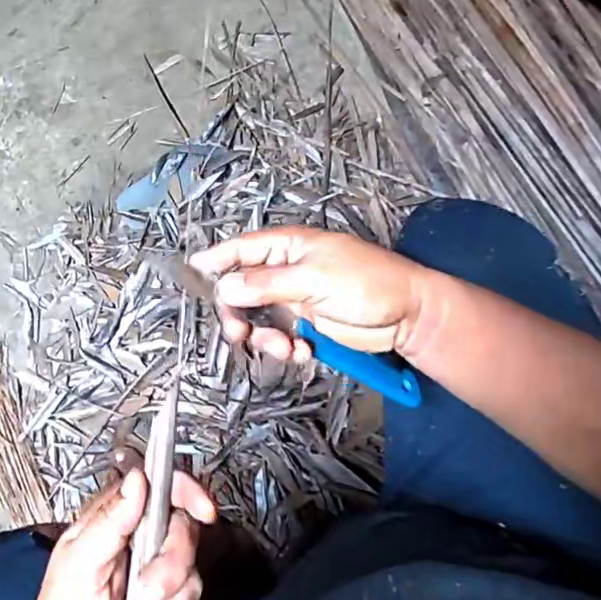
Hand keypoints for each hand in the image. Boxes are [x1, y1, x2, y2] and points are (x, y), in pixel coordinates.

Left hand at [6, 468, 215, 599]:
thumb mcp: (78, 564)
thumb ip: (109, 520)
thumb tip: (136, 481)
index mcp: (121, 521)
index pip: (164, 490)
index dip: (189, 493)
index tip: (203, 510)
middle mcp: (144, 544)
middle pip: (186, 537)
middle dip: (168, 574)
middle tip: (141, 594)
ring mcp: (160, 579)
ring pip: (191, 586)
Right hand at [189, 226, 431, 361]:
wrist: (408, 316)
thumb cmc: (366, 283)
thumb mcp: (313, 279)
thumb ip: (266, 284)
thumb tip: (225, 286)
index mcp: (287, 246)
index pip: (241, 249)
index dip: (215, 260)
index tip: (192, 274)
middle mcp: (285, 270)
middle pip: (241, 289)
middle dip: (238, 312)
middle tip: (240, 333)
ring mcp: (294, 298)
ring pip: (257, 317)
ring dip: (263, 336)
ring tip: (286, 348)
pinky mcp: (305, 324)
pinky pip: (278, 336)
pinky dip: (283, 347)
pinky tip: (301, 352)